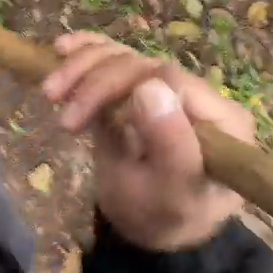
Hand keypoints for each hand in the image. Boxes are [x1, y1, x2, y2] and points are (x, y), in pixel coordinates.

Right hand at [41, 32, 256, 251]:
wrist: (144, 224)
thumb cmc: (162, 216)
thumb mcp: (169, 193)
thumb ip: (170, 144)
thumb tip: (151, 86)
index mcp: (221, 119)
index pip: (169, 79)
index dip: (120, 88)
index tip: (80, 115)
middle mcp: (196, 93)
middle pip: (138, 64)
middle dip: (93, 83)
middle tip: (62, 119)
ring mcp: (164, 84)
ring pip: (120, 54)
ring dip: (79, 67)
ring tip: (50, 93)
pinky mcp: (137, 83)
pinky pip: (112, 52)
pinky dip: (84, 48)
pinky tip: (60, 50)